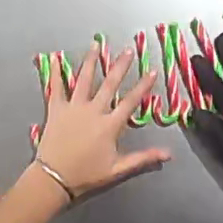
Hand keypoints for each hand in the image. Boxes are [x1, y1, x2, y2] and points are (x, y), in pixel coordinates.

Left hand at [34, 44, 171, 198]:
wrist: (54, 178)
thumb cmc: (86, 174)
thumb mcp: (118, 169)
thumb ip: (143, 158)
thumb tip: (168, 153)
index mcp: (110, 125)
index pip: (130, 101)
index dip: (142, 86)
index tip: (151, 71)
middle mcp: (93, 111)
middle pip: (110, 84)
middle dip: (120, 65)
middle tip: (128, 50)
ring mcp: (73, 107)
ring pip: (84, 79)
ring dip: (91, 61)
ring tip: (96, 44)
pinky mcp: (56, 109)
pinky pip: (55, 87)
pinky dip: (55, 72)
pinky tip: (54, 58)